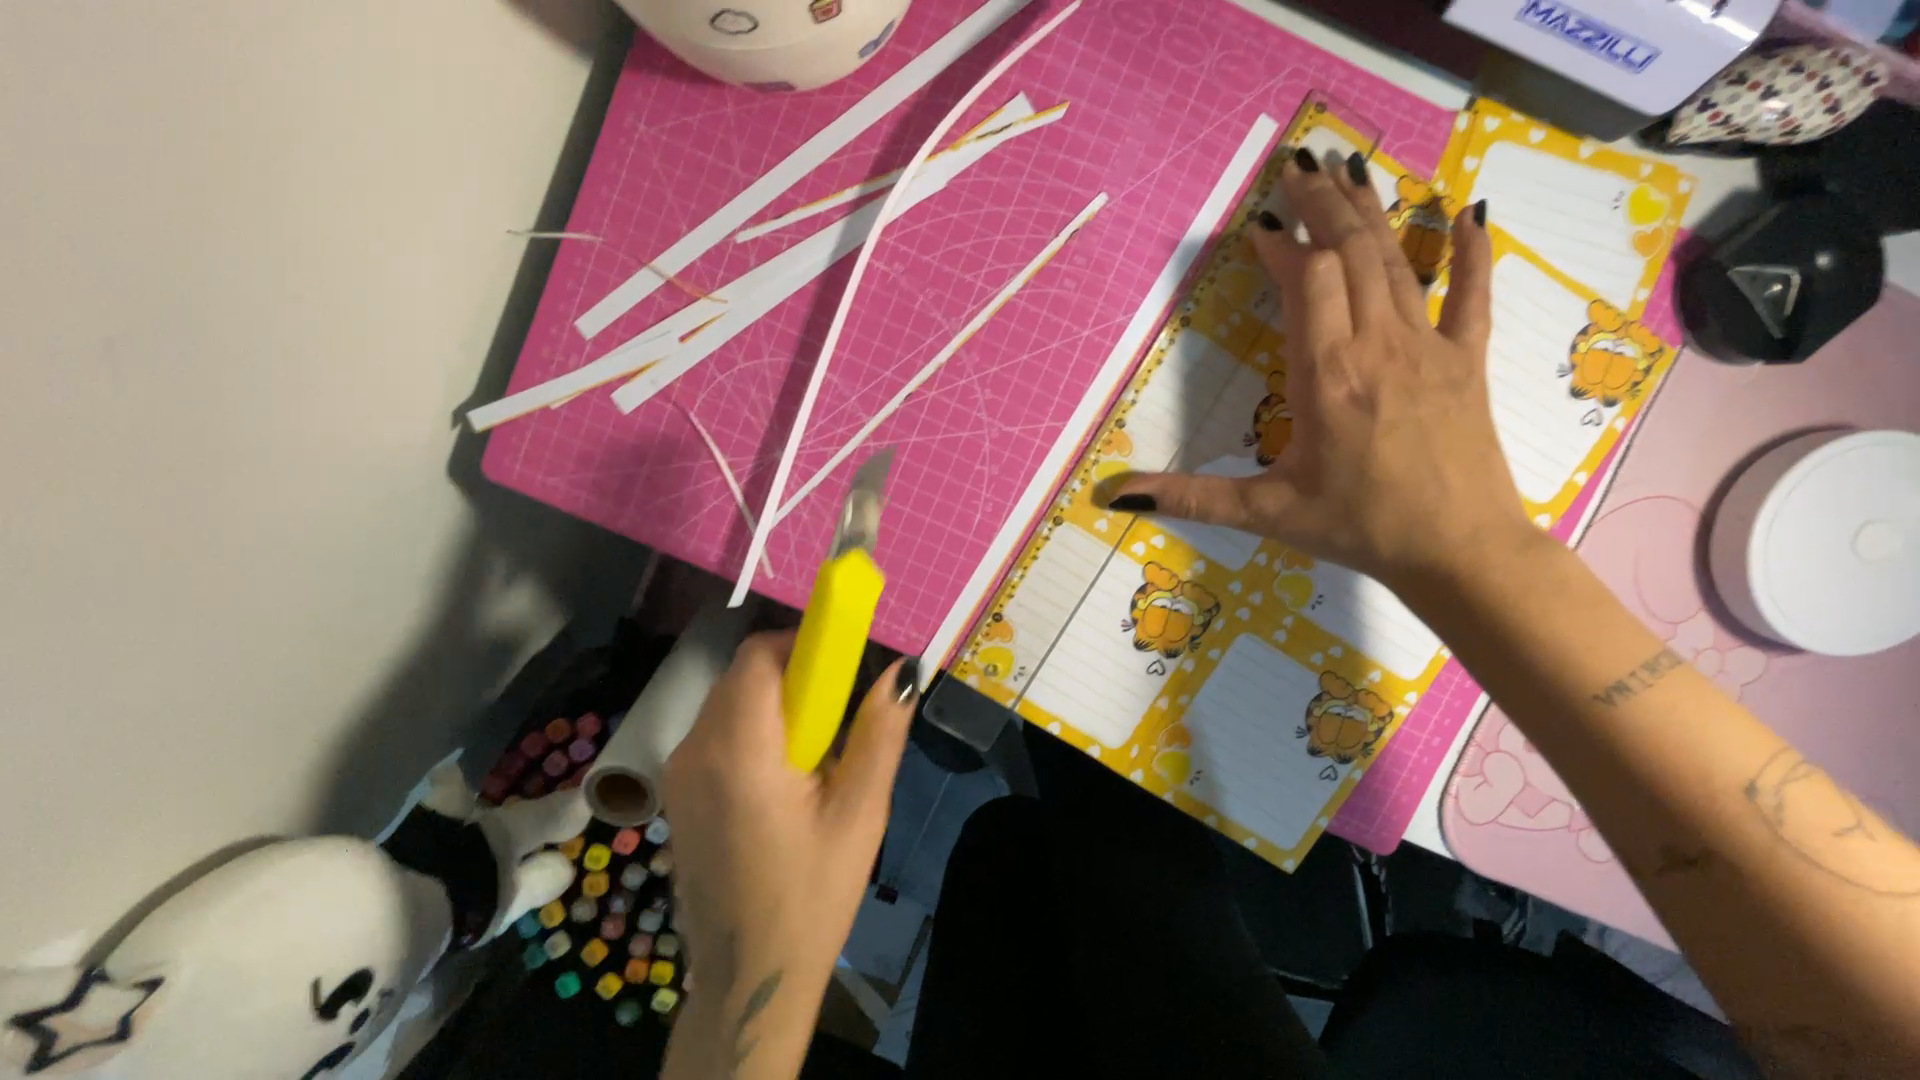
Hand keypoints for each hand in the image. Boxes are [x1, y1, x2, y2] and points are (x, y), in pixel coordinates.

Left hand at [662, 633, 915, 1079]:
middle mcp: (695, 751)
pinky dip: (750, 731)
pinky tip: (783, 778)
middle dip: (791, 675)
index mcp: (740, 751)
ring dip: (771, 704)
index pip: (758, 656)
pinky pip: (714, 735)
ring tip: (816, 751)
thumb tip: (902, 672)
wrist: (748, 975)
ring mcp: (678, 774)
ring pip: (726, 703)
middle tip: (838, 712)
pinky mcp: (677, 795)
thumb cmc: (813, 895)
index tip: (841, 660)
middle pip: (741, 676)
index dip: (800, 642)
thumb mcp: (860, 814)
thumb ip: (880, 734)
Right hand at [1107, 149, 1537, 590]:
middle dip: (1322, 206)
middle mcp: (1377, 346)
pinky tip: (1465, 213)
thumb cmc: (1359, 529)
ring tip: (1350, 168)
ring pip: (1397, 262)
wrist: (1461, 554)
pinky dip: (1468, 252)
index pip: (1307, 282)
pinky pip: (1472, 295)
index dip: (1283, 246)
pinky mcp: (1466, 362)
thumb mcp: (1267, 512)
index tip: (1260, 228)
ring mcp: (1429, 348)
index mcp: (1326, 377)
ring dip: (1371, 212)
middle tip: (1298, 167)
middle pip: (1350, 253)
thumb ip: (1191, 497)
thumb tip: (1116, 495)